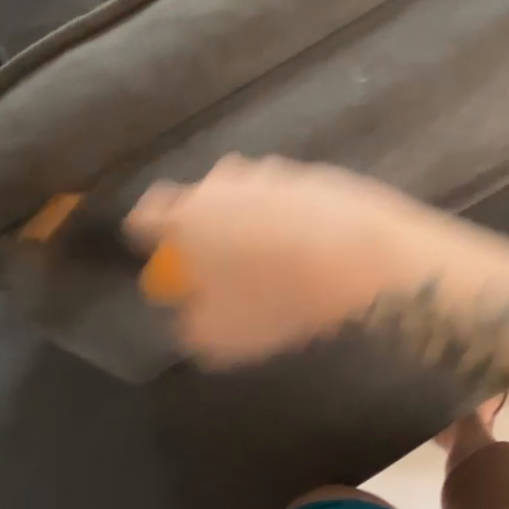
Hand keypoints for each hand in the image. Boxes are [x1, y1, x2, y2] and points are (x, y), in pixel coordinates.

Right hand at [124, 155, 431, 365]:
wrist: (362, 256)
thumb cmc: (276, 297)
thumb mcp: (221, 336)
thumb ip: (192, 325)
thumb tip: (189, 315)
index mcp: (187, 215)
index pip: (147, 214)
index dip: (146, 233)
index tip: (154, 250)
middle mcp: (222, 183)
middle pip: (198, 198)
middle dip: (202, 225)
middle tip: (217, 261)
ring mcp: (270, 173)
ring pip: (244, 194)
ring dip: (248, 219)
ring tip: (269, 258)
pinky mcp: (314, 174)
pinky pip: (286, 198)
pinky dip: (288, 217)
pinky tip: (307, 248)